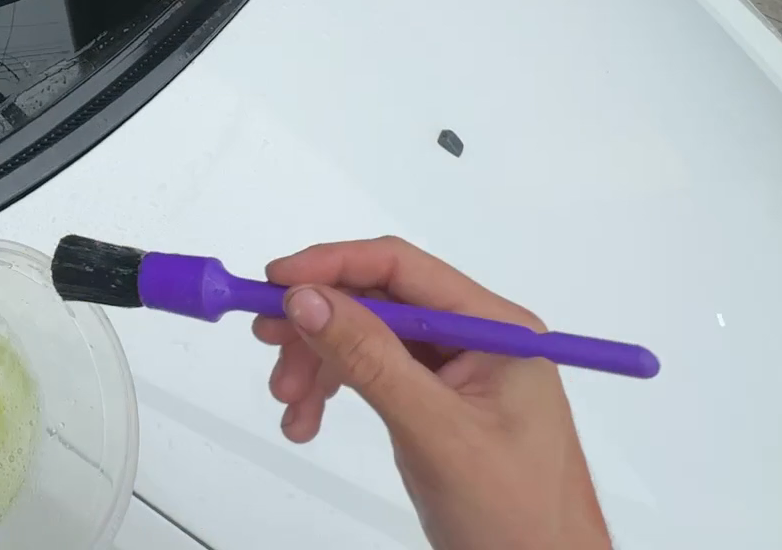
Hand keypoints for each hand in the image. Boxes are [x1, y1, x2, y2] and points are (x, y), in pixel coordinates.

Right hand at [253, 237, 609, 549]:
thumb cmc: (514, 517)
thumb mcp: (435, 431)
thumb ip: (368, 356)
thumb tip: (301, 296)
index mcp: (491, 326)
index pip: (398, 265)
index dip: (331, 264)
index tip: (274, 281)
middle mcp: (468, 334)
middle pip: (371, 300)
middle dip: (317, 326)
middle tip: (267, 343)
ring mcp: (448, 365)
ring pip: (358, 334)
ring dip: (314, 362)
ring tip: (288, 402)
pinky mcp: (427, 394)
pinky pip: (363, 369)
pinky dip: (327, 388)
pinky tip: (305, 418)